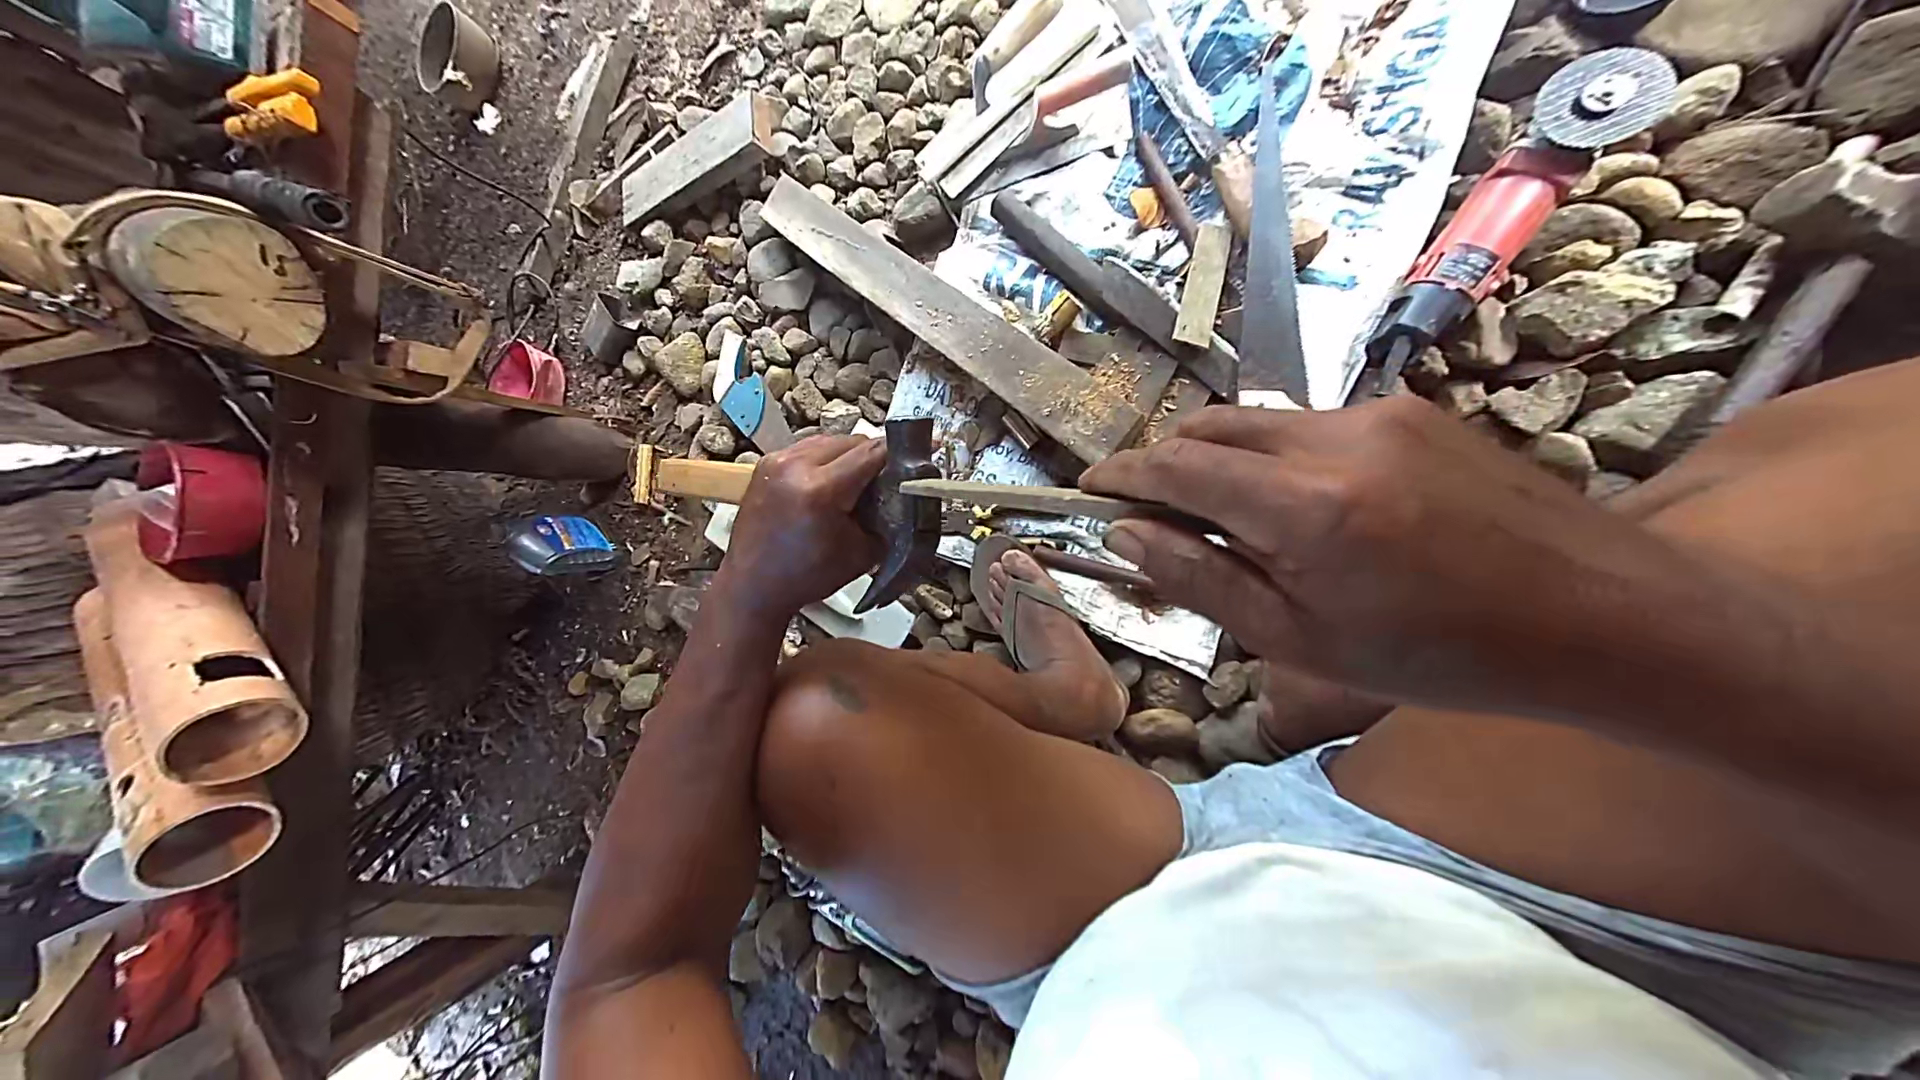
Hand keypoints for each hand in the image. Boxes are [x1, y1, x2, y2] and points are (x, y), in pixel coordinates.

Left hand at [720, 435, 886, 617]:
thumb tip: (904, 493)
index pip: (872, 452)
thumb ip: (887, 517)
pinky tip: (833, 481)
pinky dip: (826, 459)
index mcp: (820, 489)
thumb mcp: (862, 551)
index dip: (900, 452)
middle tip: (887, 479)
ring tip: (858, 482)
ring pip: (830, 440)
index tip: (921, 450)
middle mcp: (794, 467)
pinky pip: (808, 447)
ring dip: (850, 455)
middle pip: (853, 441)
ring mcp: (777, 461)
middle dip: (875, 457)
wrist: (753, 586)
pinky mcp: (767, 463)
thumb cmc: (806, 576)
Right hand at [1080, 397, 1713, 715]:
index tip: (1089, 488)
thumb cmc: (1439, 656)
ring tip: (1220, 515)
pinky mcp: (1408, 409)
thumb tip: (1125, 534)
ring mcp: (1377, 414)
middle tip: (1149, 511)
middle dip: (1163, 461)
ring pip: (1254, 419)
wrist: (1604, 617)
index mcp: (1306, 507)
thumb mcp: (1297, 641)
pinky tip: (1293, 504)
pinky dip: (1269, 455)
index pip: (1177, 465)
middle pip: (1207, 426)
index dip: (1121, 473)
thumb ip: (1198, 578)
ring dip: (1216, 459)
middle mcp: (1336, 438)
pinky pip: (1304, 423)